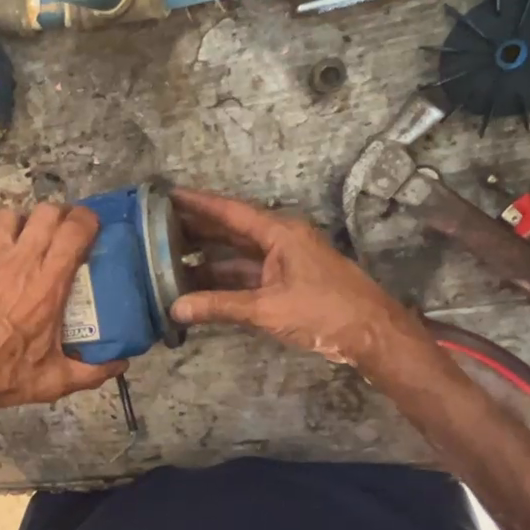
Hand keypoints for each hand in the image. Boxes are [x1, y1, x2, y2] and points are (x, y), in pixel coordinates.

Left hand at [0, 203, 126, 408]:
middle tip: (57, 235)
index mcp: (47, 284)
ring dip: (20, 227)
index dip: (86, 221)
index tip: (90, 228)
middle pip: (46, 213)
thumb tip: (123, 362)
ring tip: (19, 245)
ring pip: (9, 216)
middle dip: (57, 218)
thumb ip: (94, 371)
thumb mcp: (56, 380)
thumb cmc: (5, 375)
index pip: (74, 230)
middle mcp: (19, 261)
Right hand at [168, 187, 419, 367]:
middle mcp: (280, 241)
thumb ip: (220, 306)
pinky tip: (197, 288)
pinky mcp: (285, 285)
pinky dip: (222, 282)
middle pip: (231, 231)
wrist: (370, 334)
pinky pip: (246, 276)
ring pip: (237, 256)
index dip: (199, 203)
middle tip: (158, 227)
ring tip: (168, 259)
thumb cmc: (324, 311)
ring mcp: (284, 264)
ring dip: (207, 259)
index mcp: (280, 233)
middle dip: (197, 229)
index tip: (169, 195)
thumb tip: (176, 309)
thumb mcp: (267, 309)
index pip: (231, 212)